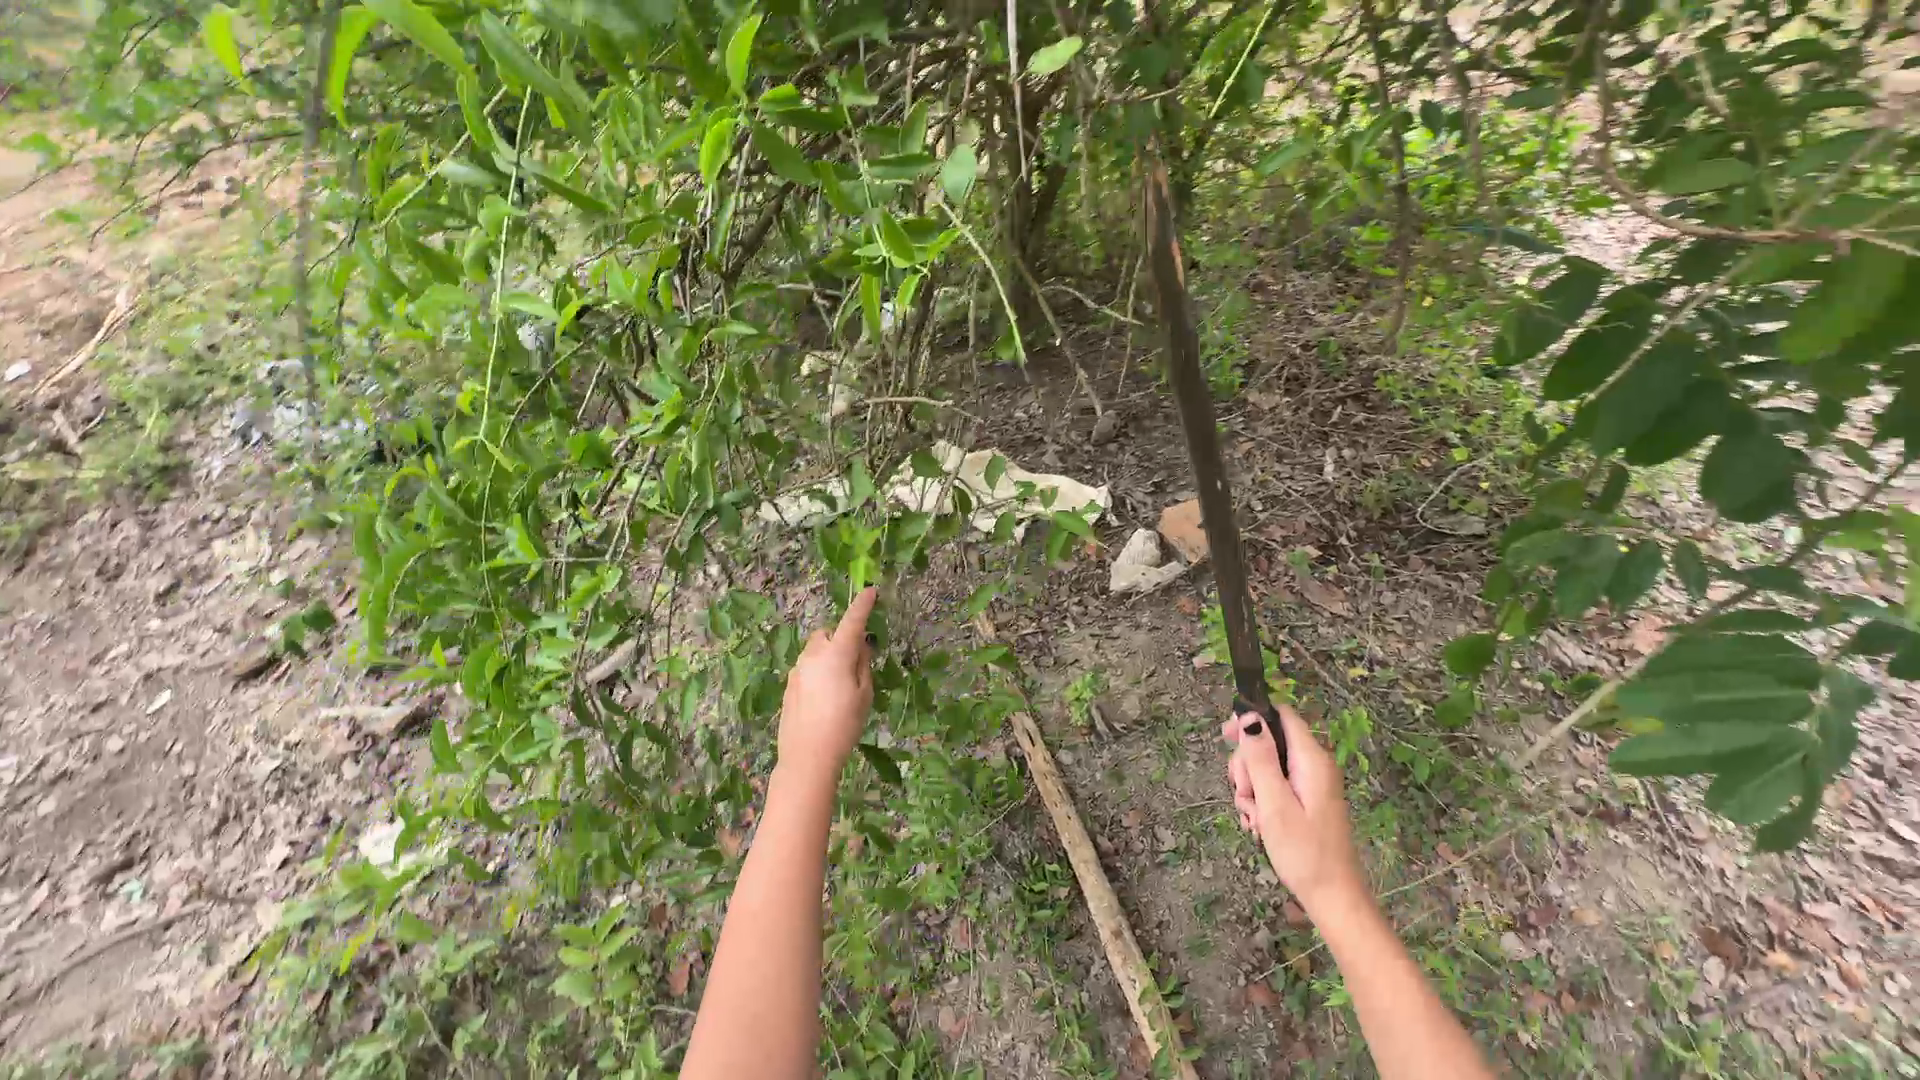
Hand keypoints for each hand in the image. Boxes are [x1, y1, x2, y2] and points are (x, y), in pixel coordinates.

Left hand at [778, 586, 877, 784]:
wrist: (807, 756)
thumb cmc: (843, 725)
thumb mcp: (864, 694)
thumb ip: (862, 665)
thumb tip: (860, 646)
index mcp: (836, 654)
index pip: (852, 621)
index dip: (862, 605)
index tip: (870, 590)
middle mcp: (813, 655)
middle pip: (827, 633)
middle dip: (840, 638)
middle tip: (855, 661)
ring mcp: (797, 669)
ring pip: (815, 650)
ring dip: (828, 655)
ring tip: (840, 685)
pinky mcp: (789, 684)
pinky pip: (807, 667)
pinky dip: (818, 671)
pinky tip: (824, 698)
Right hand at [1223, 705, 1364, 913]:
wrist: (1333, 899)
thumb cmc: (1304, 852)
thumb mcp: (1274, 803)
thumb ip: (1260, 758)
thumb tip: (1249, 716)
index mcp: (1311, 759)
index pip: (1281, 715)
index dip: (1252, 718)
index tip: (1225, 737)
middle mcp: (1313, 766)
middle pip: (1268, 742)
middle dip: (1247, 765)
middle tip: (1244, 794)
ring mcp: (1309, 785)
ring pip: (1266, 767)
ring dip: (1251, 789)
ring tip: (1253, 818)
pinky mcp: (1305, 802)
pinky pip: (1274, 788)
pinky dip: (1260, 802)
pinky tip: (1258, 825)